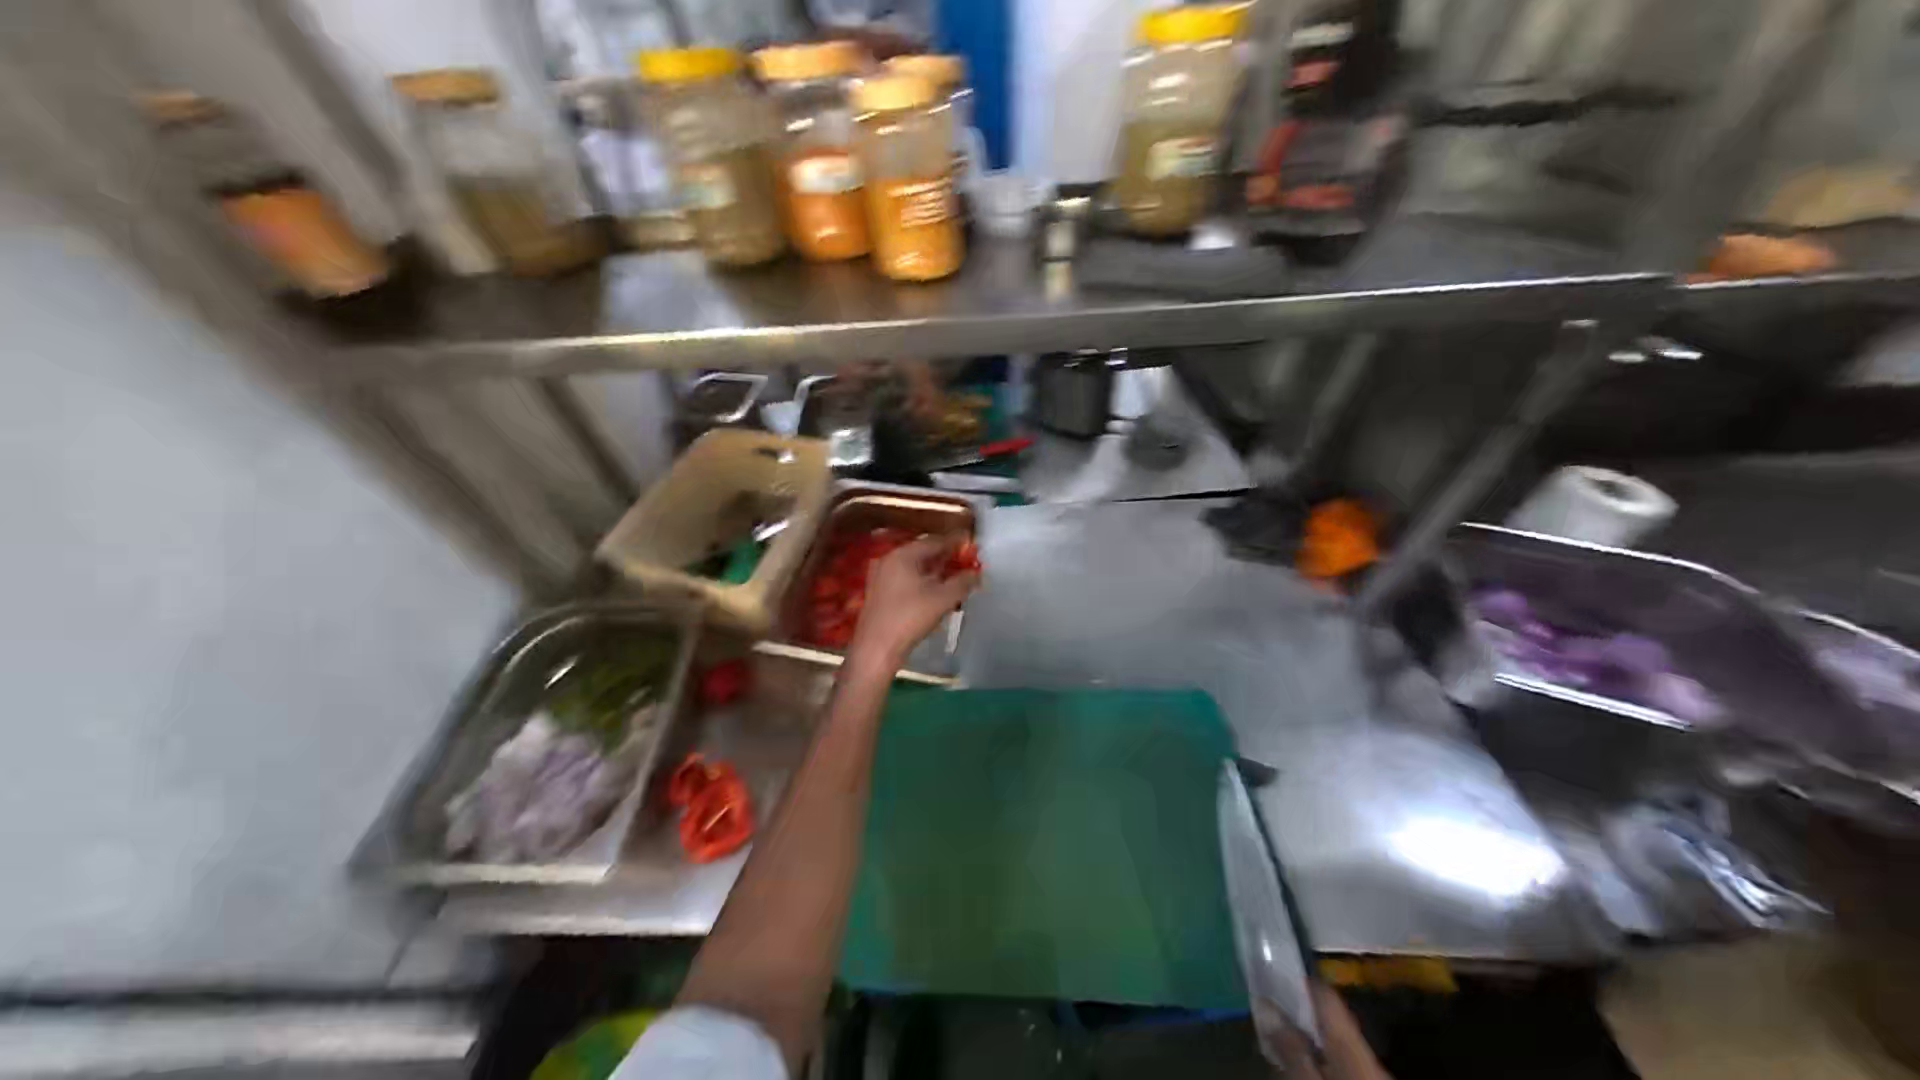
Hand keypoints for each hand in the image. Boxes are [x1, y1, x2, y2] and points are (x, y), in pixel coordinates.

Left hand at [848, 534, 979, 667]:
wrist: (877, 648)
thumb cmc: (910, 618)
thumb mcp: (943, 598)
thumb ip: (963, 582)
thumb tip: (977, 573)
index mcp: (902, 555)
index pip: (935, 541)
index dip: (957, 543)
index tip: (973, 547)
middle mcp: (889, 560)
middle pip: (924, 553)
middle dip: (947, 559)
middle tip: (967, 565)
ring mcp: (882, 577)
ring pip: (916, 568)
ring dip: (937, 572)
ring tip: (956, 581)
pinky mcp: (880, 593)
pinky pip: (907, 580)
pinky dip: (924, 583)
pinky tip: (937, 594)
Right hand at [1261, 985, 1391, 1079]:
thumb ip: (1290, 1047)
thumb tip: (1267, 1005)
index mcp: (1351, 1047)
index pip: (1327, 996)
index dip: (1299, 984)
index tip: (1272, 981)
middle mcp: (1368, 1057)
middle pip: (1331, 1024)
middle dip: (1299, 1021)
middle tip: (1267, 1024)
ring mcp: (1374, 1077)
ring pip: (1336, 1049)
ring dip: (1308, 1046)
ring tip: (1279, 1054)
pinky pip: (1344, 1070)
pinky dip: (1321, 1066)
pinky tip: (1304, 1075)